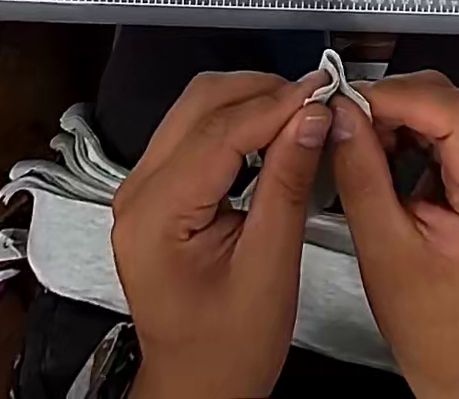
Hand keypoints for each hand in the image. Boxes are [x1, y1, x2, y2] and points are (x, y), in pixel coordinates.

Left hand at [112, 70, 332, 397]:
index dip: (274, 105)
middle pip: (200, 103)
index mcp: (156, 215)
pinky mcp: (157, 182)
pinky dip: (237, 116)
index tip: (320, 89)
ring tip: (298, 108)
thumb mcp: (270, 267)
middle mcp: (138, 188)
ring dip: (249, 97)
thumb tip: (312, 115)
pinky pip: (196, 126)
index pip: (218, 134)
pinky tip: (271, 125)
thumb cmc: (231, 346)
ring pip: (197, 106)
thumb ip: (288, 182)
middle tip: (313, 97)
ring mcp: (142, 182)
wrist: (196, 386)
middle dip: (260, 91)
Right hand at [329, 70, 458, 398]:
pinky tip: (385, 147)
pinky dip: (410, 124)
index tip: (348, 101)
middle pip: (453, 104)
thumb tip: (341, 109)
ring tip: (362, 138)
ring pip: (448, 106)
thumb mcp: (382, 249)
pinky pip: (448, 124)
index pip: (457, 115)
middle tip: (347, 120)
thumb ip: (361, 174)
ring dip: (399, 111)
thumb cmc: (427, 318)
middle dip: (394, 101)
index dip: (399, 96)